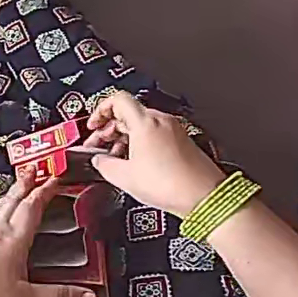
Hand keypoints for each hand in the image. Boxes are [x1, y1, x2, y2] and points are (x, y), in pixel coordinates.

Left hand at [0, 171, 96, 296]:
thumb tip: (88, 296)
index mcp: (14, 240)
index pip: (33, 206)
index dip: (46, 189)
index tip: (56, 177)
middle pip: (15, 198)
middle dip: (29, 181)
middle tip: (38, 167)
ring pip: (1, 205)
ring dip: (14, 192)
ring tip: (21, 183)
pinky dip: (0, 208)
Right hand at [85, 91, 224, 216]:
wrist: (204, 197)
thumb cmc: (171, 184)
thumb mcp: (124, 177)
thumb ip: (104, 164)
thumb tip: (98, 161)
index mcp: (145, 122)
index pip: (117, 100)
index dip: (100, 110)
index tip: (93, 125)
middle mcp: (161, 120)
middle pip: (128, 113)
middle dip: (110, 128)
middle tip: (99, 145)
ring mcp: (173, 130)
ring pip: (142, 124)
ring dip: (125, 137)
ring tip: (116, 158)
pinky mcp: (181, 141)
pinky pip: (155, 134)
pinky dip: (141, 143)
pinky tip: (136, 162)